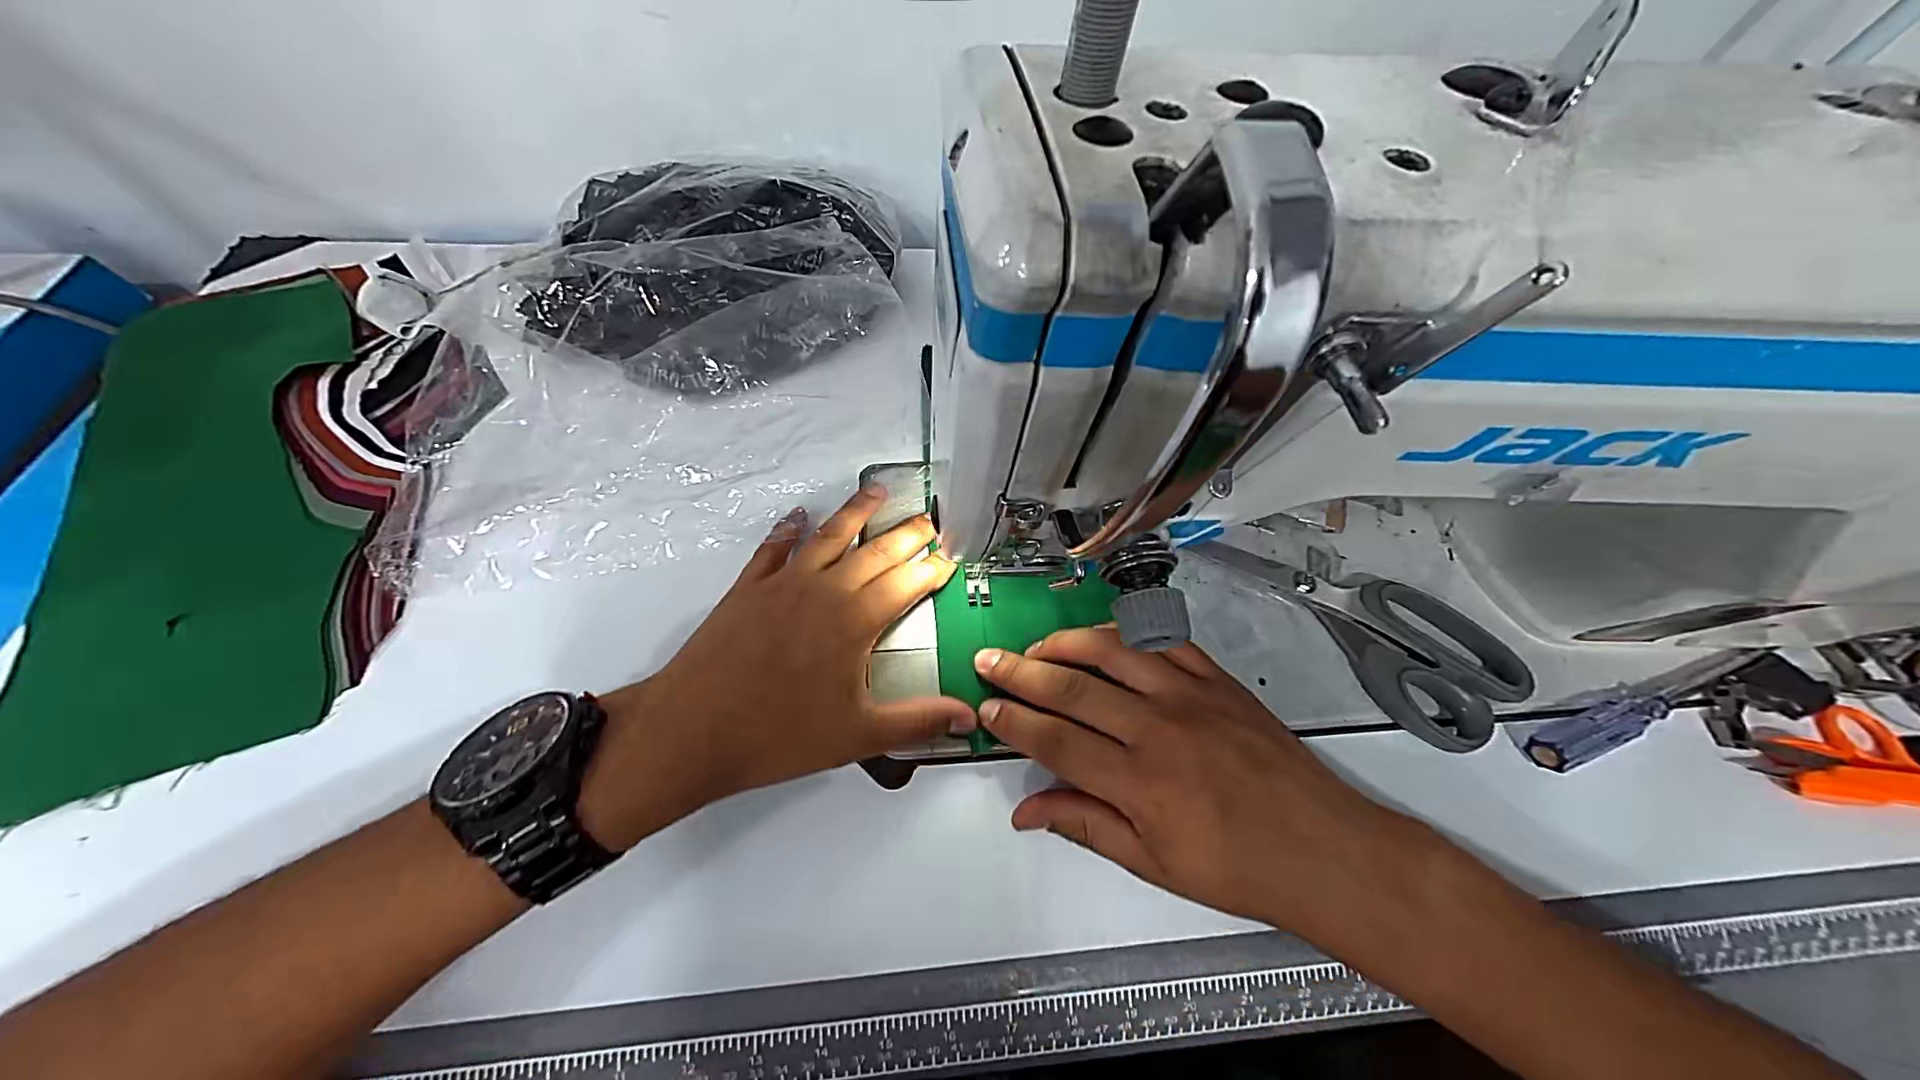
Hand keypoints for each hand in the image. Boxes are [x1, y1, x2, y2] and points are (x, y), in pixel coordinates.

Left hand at [578, 486, 974, 850]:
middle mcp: (824, 591)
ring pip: (829, 535)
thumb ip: (917, 722)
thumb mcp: (858, 735)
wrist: (692, 730)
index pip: (907, 582)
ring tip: (877, 492)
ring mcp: (783, 584)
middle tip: (929, 521)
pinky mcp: (749, 588)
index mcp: (854, 621)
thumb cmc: (777, 734)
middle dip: (908, 533)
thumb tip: (967, 717)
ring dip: (856, 511)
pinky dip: (789, 528)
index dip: (933, 569)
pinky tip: (798, 515)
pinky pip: (774, 547)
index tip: (950, 561)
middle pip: (876, 551)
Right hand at [973, 627, 1439, 948]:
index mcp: (1139, 782)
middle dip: (1021, 672)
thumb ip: (1085, 824)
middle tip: (991, 661)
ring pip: (1112, 651)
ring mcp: (1190, 697)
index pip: (1055, 740)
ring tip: (1037, 645)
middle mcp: (1159, 729)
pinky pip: (1164, 641)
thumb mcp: (1152, 862)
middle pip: (1072, 687)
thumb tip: (1030, 811)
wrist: (1322, 849)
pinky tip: (1104, 636)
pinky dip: (1127, 633)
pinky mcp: (1218, 681)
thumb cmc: (1242, 866)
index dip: (1014, 720)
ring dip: (1065, 643)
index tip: (988, 708)